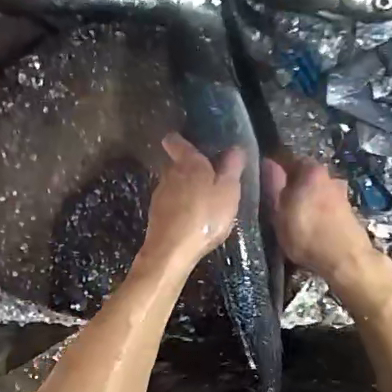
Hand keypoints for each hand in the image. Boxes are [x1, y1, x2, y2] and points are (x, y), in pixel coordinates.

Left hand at [141, 133, 243, 275]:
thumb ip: (232, 169)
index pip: (176, 141)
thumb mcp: (229, 192)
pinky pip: (171, 204)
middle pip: (177, 164)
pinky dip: (181, 207)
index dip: (181, 140)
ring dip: (186, 189)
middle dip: (190, 168)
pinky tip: (193, 219)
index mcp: (188, 163)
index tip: (190, 143)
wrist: (172, 250)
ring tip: (203, 200)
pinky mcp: (156, 215)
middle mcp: (169, 174)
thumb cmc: (205, 216)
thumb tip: (235, 148)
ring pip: (174, 185)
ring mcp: (160, 195)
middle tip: (209, 176)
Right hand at [262, 153, 382, 287]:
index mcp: (311, 170)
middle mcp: (329, 176)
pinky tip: (310, 226)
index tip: (262, 175)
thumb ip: (273, 188)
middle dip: (292, 184)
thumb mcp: (279, 213)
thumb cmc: (307, 233)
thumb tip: (267, 168)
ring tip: (293, 216)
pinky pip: (326, 207)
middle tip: (277, 200)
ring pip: (317, 191)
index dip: (273, 165)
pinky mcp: (349, 213)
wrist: (346, 260)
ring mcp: (342, 194)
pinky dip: (317, 212)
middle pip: (305, 176)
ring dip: (306, 200)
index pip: (287, 158)